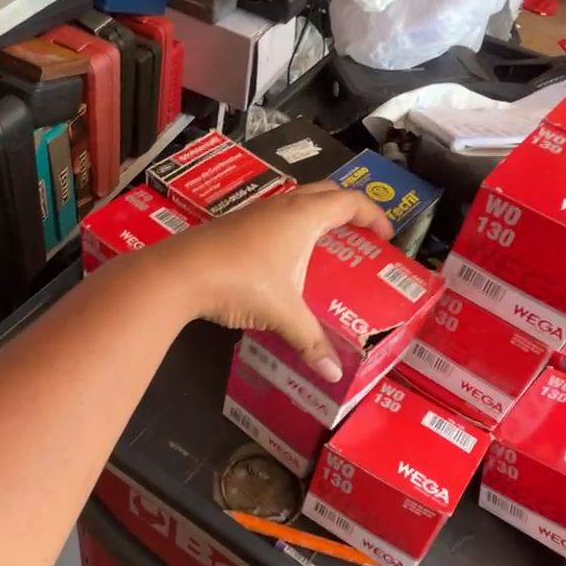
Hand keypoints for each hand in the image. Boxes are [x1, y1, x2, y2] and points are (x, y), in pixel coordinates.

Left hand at [151, 184, 391, 382]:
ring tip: (325, 247)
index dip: (374, 215)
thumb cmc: (240, 282)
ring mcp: (254, 212)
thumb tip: (333, 373)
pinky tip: (284, 259)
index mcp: (304, 216)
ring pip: (296, 202)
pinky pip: (274, 217)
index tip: (387, 236)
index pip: (350, 201)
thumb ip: (311, 341)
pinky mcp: (233, 224)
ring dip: (316, 216)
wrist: (178, 273)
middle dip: (348, 209)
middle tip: (361, 235)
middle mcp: (282, 205)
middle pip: (325, 192)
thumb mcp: (283, 313)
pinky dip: (291, 228)